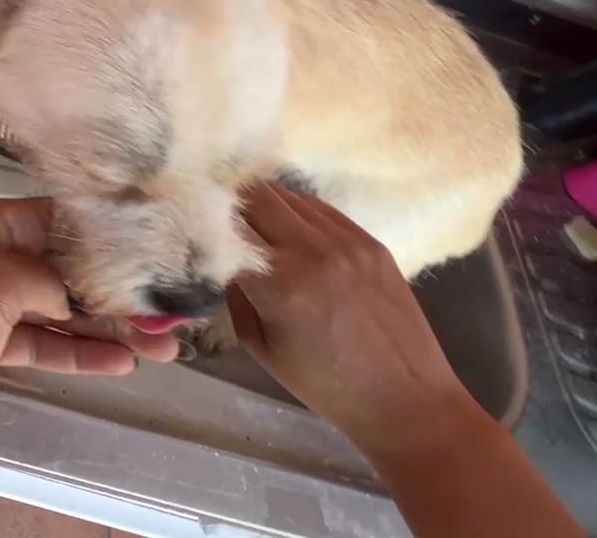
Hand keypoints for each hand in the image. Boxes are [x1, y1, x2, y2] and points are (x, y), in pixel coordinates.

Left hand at [0, 198, 178, 396]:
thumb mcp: (2, 277)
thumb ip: (55, 288)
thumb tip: (94, 300)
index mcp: (5, 222)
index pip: (70, 224)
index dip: (115, 242)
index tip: (162, 260)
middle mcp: (5, 253)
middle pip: (71, 271)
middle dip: (120, 293)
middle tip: (175, 316)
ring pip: (61, 310)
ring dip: (107, 327)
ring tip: (165, 345)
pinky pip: (40, 341)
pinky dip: (75, 352)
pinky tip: (119, 362)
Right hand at [227, 182, 475, 451]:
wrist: (409, 403)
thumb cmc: (323, 383)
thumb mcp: (258, 342)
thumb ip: (234, 288)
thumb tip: (219, 251)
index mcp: (278, 284)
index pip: (223, 224)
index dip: (201, 215)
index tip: (188, 216)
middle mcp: (311, 252)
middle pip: (253, 193)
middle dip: (229, 200)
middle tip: (217, 213)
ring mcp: (345, 243)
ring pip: (285, 194)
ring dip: (262, 202)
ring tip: (253, 221)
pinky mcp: (370, 242)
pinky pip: (318, 207)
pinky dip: (295, 211)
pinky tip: (290, 231)